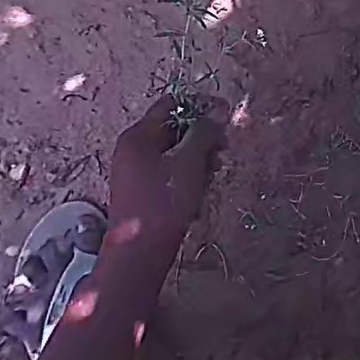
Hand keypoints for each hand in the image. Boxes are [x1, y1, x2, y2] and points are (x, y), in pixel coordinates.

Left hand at [107, 95, 226, 248]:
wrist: (140, 254)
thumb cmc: (164, 203)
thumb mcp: (189, 162)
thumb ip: (204, 132)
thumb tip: (218, 110)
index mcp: (138, 136)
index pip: (171, 105)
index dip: (200, 106)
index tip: (226, 117)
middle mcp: (133, 149)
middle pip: (174, 129)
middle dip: (202, 138)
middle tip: (223, 152)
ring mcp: (135, 171)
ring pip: (174, 153)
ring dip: (198, 160)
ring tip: (211, 177)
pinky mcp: (142, 192)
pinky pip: (169, 173)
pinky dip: (187, 178)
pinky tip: (198, 195)